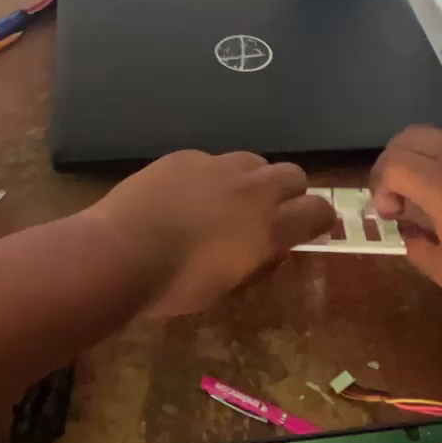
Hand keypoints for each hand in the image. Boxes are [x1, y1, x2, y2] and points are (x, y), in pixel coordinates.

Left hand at [85, 150, 335, 316]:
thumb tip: (264, 247)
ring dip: (252, 178)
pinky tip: (186, 193)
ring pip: (253, 161)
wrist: (120, 251)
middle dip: (290, 191)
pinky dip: (209, 175)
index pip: (317, 211)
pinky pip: (210, 160)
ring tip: (229, 198)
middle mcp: (250, 191)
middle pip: (292, 174)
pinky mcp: (184, 157)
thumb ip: (252, 258)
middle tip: (272, 211)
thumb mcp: (223, 285)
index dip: (321, 218)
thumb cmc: (172, 285)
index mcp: (266, 230)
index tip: (316, 226)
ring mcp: (216, 167)